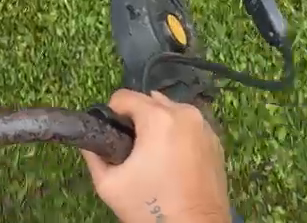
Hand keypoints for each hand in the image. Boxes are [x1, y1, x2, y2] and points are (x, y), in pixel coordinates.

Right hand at [81, 90, 229, 222]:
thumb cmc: (152, 209)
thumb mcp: (109, 186)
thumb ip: (94, 156)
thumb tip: (90, 141)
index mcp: (157, 117)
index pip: (123, 96)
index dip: (112, 115)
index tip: (113, 139)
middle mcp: (183, 112)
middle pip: (148, 102)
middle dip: (137, 122)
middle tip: (134, 153)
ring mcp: (203, 126)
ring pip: (169, 112)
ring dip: (159, 126)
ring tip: (155, 158)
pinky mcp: (216, 141)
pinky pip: (188, 127)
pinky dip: (178, 136)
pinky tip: (174, 162)